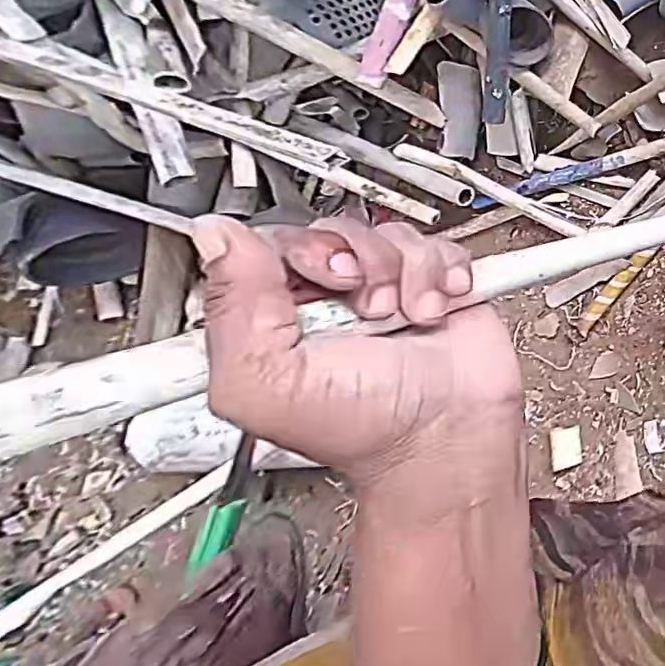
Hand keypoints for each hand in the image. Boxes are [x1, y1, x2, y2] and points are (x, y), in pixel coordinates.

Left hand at [190, 216, 521, 495]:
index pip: (279, 243)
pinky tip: (443, 305)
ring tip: (415, 317)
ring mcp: (392, 289)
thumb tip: (215, 235)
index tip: (331, 282)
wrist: (448, 434)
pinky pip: (443, 247)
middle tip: (374, 309)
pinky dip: (449, 271)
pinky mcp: (440, 286)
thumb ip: (235, 311)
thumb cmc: (365, 427)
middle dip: (367, 263)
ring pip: (397, 236)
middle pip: (343, 230)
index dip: (309, 250)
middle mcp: (336, 298)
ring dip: (414, 274)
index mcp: (281, 317)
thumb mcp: (268, 384)